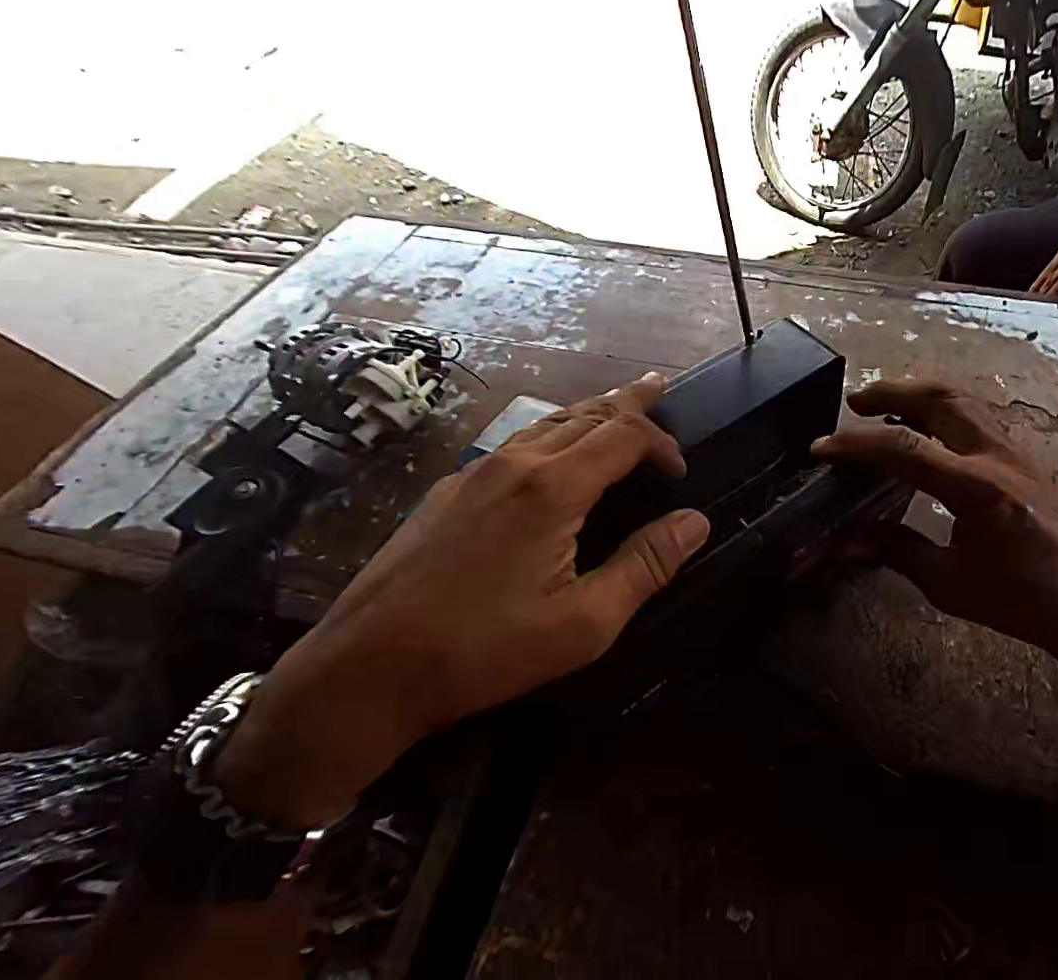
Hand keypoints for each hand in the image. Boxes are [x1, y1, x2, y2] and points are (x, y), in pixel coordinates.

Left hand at [213, 374, 710, 826]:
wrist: (363, 672)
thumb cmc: (485, 650)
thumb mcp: (585, 623)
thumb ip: (646, 565)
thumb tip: (695, 522)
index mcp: (553, 489)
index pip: (624, 435)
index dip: (661, 442)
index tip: (680, 473)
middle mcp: (514, 465)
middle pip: (584, 414)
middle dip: (628, 401)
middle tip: (657, 386)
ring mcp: (473, 475)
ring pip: (545, 424)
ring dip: (589, 414)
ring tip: (614, 409)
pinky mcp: (446, 494)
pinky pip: (515, 447)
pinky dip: (552, 436)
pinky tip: (551, 457)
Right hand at [812, 379, 1057, 671]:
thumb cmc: (1024, 602)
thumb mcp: (949, 582)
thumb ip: (896, 551)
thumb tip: (847, 541)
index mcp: (975, 488)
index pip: (902, 448)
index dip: (854, 445)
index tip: (821, 448)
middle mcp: (997, 457)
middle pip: (938, 398)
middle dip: (891, 392)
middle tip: (856, 403)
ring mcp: (1017, 454)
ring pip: (964, 402)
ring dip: (921, 395)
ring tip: (888, 410)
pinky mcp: (1028, 462)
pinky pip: (979, 420)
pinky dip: (945, 413)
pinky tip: (932, 437)